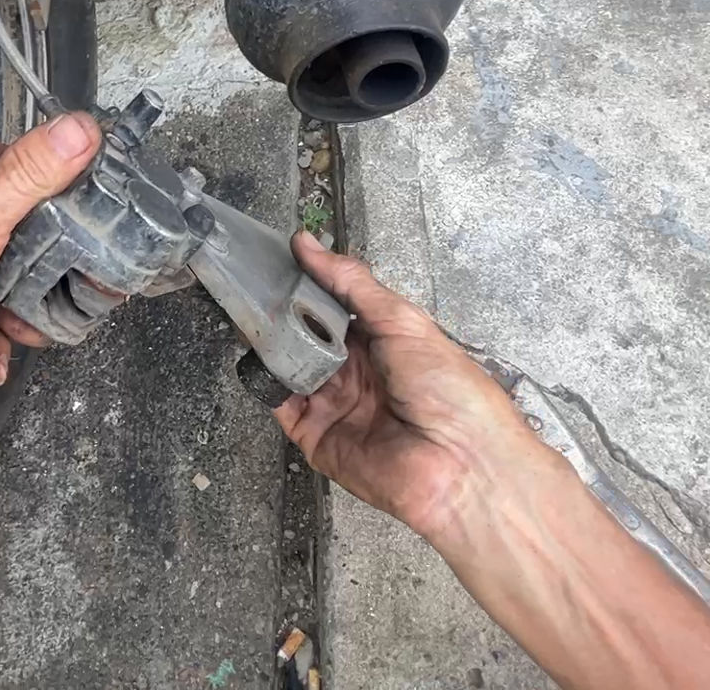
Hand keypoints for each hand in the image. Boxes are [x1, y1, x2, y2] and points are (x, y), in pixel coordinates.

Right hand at [274, 234, 544, 537]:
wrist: (463, 468)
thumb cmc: (448, 389)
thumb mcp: (402, 320)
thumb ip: (351, 282)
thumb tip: (306, 242)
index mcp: (378, 342)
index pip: (330, 306)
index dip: (304, 284)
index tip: (275, 258)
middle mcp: (352, 371)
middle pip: (304, 336)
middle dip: (279, 312)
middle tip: (250, 284)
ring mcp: (331, 403)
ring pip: (287, 365)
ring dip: (268, 342)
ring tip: (246, 312)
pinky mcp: (313, 435)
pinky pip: (280, 404)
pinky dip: (264, 381)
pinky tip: (254, 355)